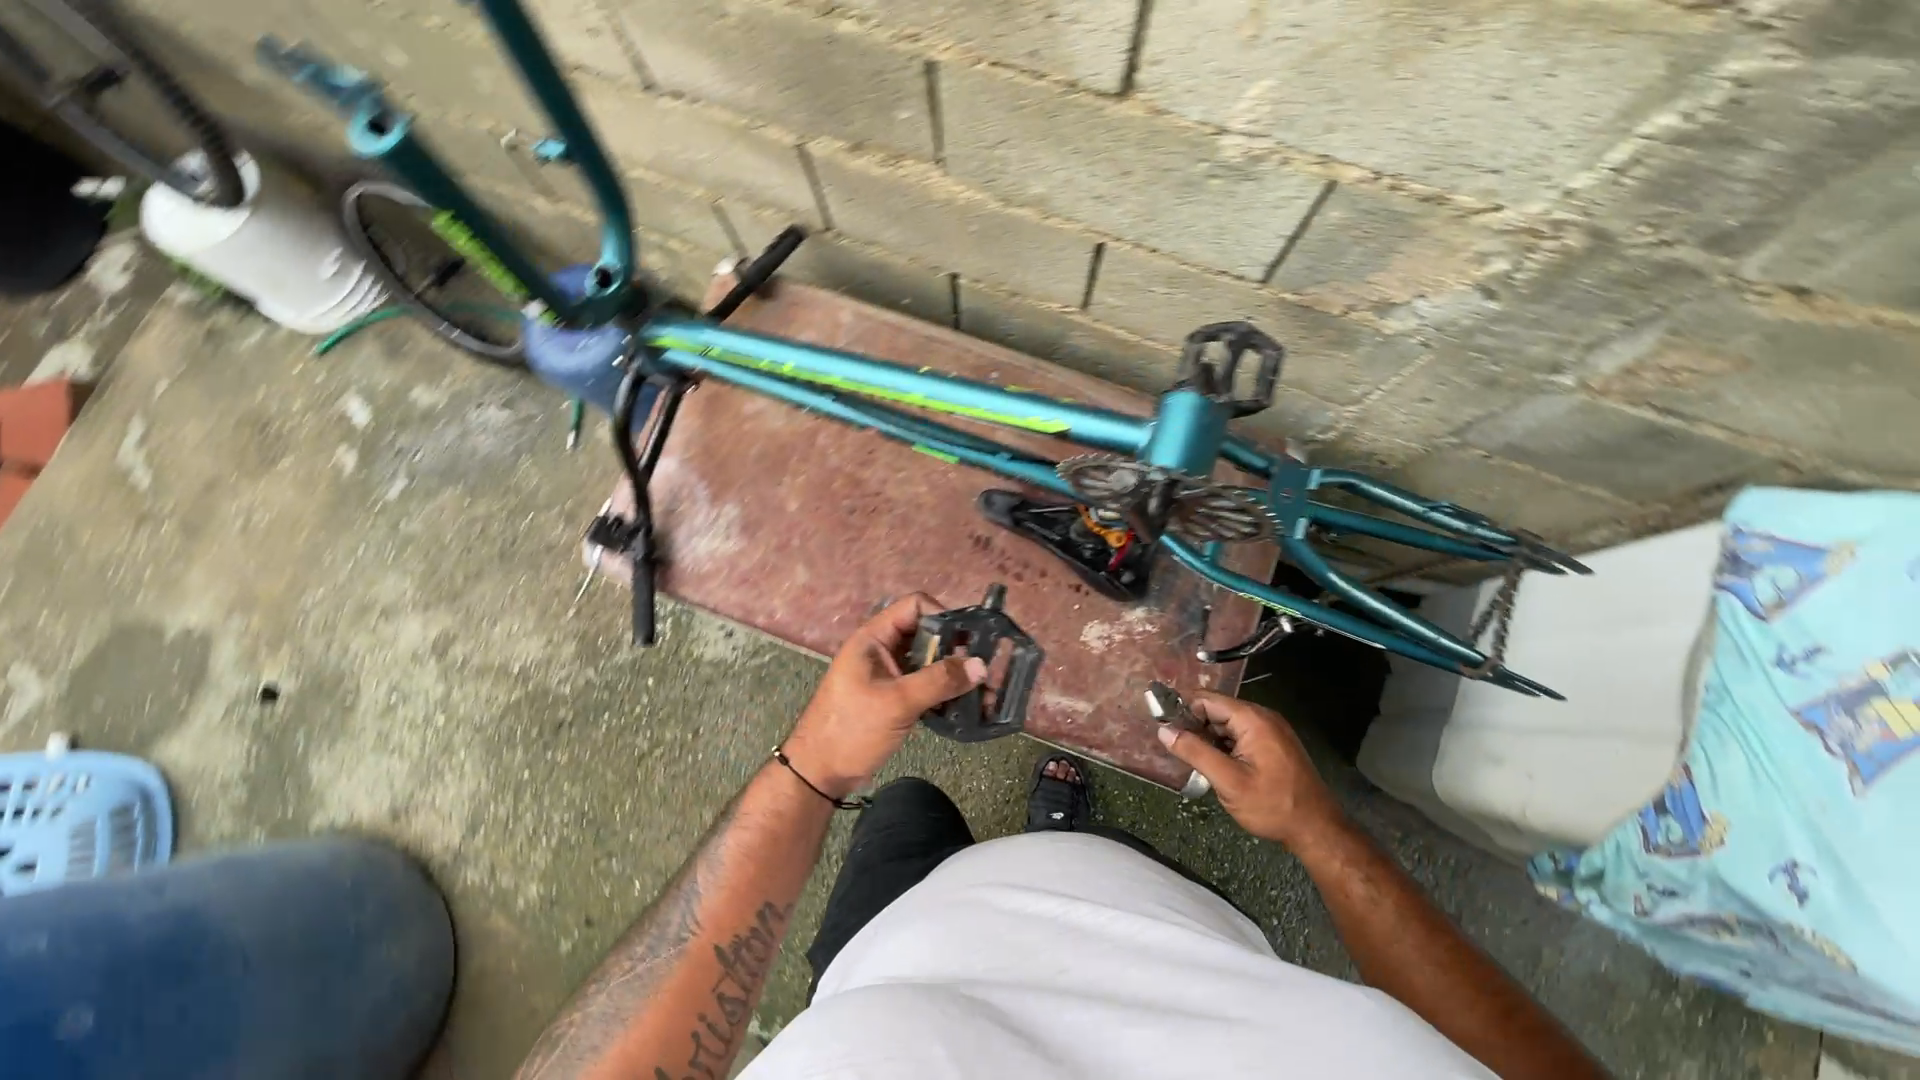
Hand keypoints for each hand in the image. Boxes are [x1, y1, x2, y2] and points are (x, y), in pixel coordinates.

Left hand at [783, 594, 986, 798]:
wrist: (820, 772)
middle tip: (984, 665)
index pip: (914, 606)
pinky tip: (964, 704)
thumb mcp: (897, 702)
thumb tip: (980, 665)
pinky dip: (943, 690)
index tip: (969, 639)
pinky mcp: (893, 698)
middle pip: (926, 633)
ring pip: (928, 661)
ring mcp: (887, 675)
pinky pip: (924, 684)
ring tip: (982, 687)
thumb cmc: (852, 729)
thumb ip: (939, 681)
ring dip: (952, 672)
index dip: (943, 615)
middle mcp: (882, 650)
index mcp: (874, 638)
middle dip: (956, 647)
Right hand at [1157, 691, 1345, 846]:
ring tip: (1194, 762)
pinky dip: (1226, 747)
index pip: (1208, 699)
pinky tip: (1217, 767)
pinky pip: (1242, 736)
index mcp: (1253, 719)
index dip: (1183, 709)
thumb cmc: (1272, 805)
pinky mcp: (1275, 746)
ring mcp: (1272, 732)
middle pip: (1218, 711)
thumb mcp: (1228, 781)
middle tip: (1177, 750)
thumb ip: (1195, 752)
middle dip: (1195, 727)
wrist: (1317, 829)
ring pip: (1228, 725)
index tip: (1163, 726)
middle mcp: (1264, 718)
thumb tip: (1164, 730)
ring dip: (1210, 739)